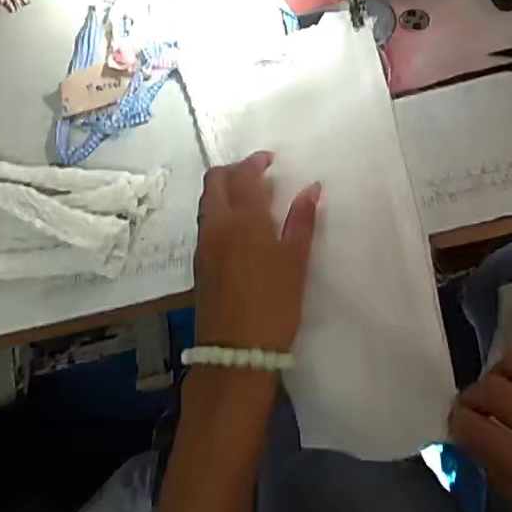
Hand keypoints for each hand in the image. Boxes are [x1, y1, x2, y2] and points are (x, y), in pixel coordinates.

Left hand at [194, 152, 319, 351]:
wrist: (236, 351)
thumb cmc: (275, 304)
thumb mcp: (296, 262)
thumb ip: (302, 221)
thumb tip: (311, 188)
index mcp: (243, 219)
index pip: (244, 175)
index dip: (256, 162)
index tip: (271, 160)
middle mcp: (217, 224)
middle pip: (215, 180)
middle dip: (235, 170)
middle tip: (259, 175)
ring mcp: (204, 243)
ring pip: (207, 201)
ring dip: (225, 189)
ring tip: (252, 200)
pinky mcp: (199, 262)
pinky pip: (206, 221)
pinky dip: (220, 210)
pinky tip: (241, 227)